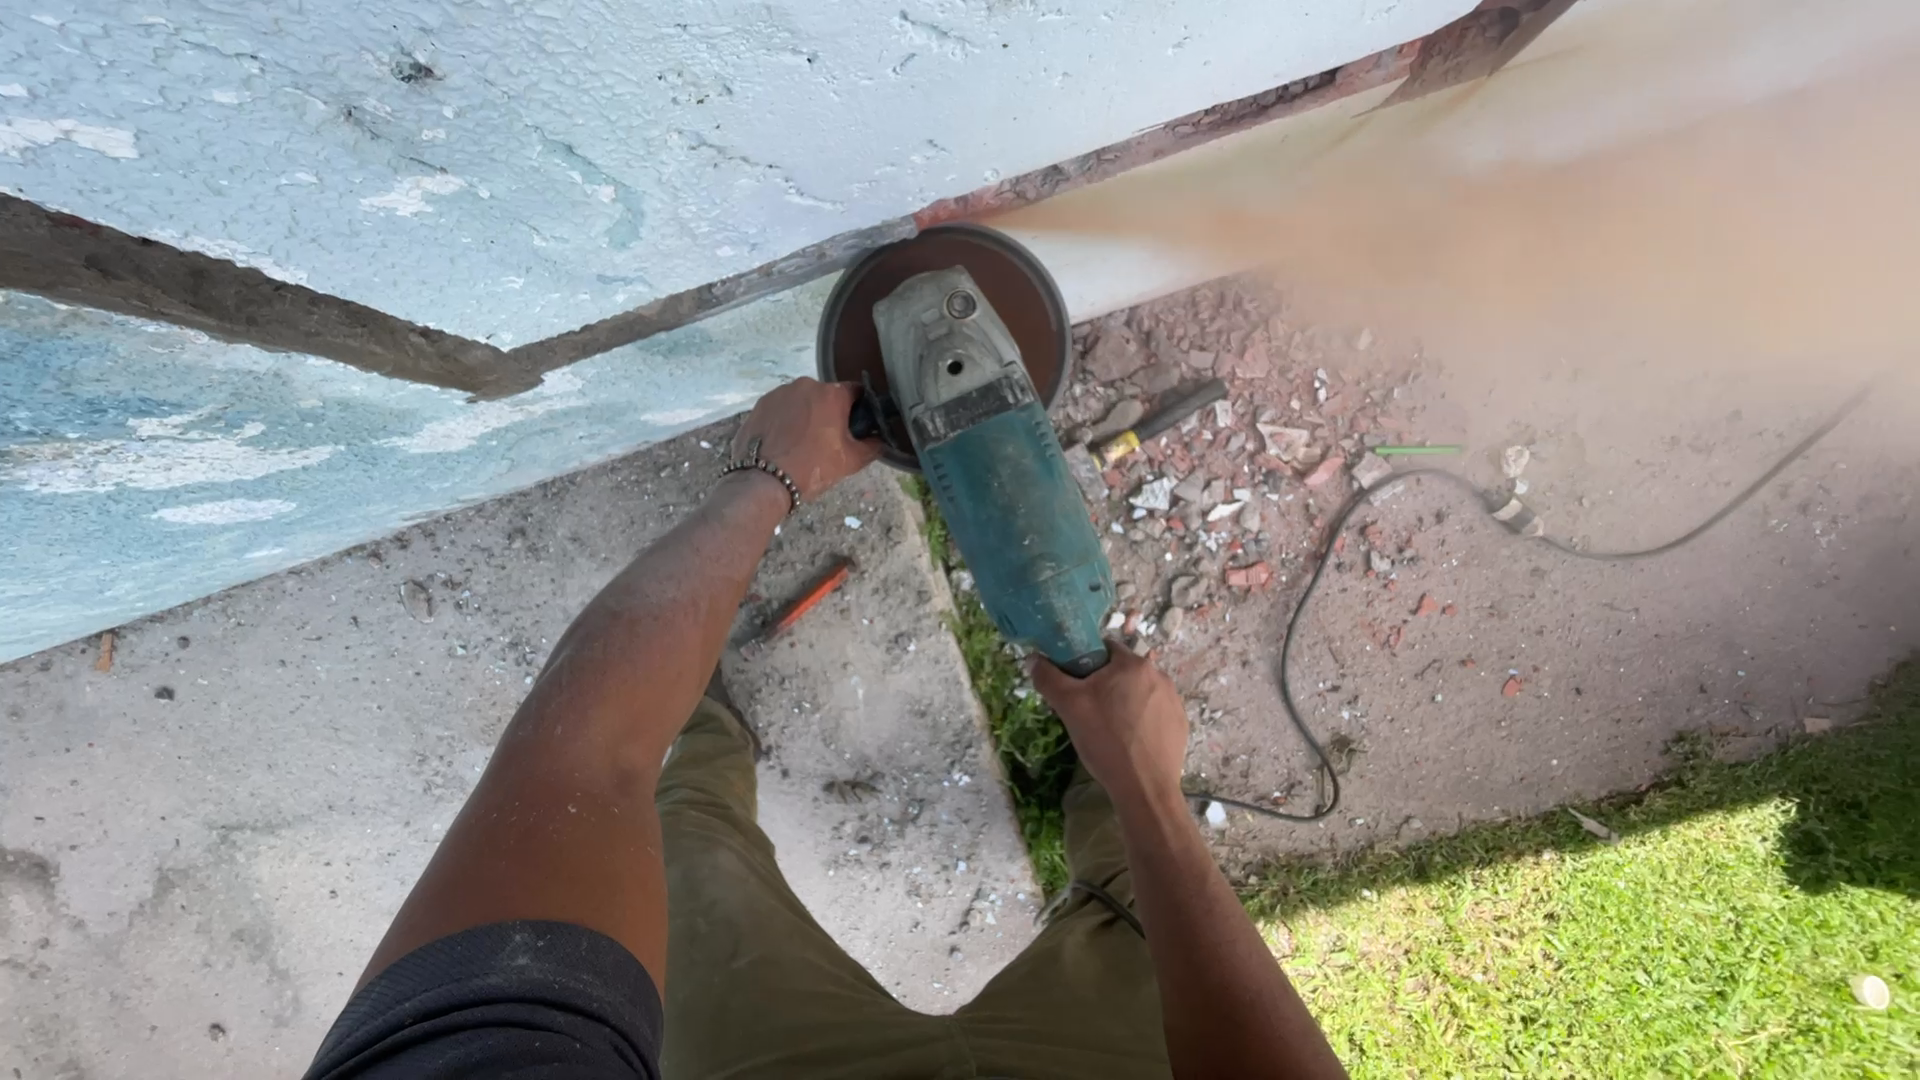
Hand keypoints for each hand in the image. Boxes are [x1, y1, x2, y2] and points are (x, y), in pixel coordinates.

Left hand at [732, 378, 881, 499]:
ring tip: (803, 442)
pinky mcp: (760, 404)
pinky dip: (786, 420)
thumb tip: (879, 439)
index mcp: (831, 394)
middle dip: (830, 413)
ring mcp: (779, 392)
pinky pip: (781, 408)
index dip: (860, 408)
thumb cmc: (813, 468)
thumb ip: (873, 446)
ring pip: (802, 401)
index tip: (857, 425)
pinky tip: (785, 441)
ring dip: (807, 415)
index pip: (856, 392)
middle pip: (826, 396)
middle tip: (829, 440)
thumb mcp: (852, 460)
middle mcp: (805, 385)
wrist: (764, 481)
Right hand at [1029, 642, 1188, 811]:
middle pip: (1122, 671)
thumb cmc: (1106, 740)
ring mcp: (1174, 700)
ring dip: (1123, 701)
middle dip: (1104, 685)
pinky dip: (1141, 720)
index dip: (1085, 662)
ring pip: (1139, 692)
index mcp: (1133, 664)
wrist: (1145, 788)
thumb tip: (1033, 659)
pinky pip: (1154, 712)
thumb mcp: (1069, 706)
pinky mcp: (1180, 724)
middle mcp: (1159, 675)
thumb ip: (1048, 677)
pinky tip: (1129, 741)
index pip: (1104, 648)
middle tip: (1087, 709)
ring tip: (1109, 729)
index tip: (1075, 684)